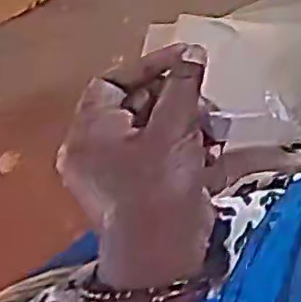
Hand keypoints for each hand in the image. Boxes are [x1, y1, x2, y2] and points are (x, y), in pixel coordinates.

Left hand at [56, 44, 216, 289]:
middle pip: (141, 98)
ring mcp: (120, 165)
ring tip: (211, 130)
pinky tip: (210, 148)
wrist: (163, 248)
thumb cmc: (158, 184)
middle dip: (179, 96)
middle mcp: (98, 147)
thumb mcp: (174, 125)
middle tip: (204, 102)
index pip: (112, 81)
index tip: (186, 57)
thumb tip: (192, 53)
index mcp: (89, 134)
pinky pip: (168, 141)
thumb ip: (184, 83)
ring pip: (160, 119)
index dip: (149, 65)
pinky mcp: (144, 178)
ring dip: (193, 117)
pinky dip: (191, 137)